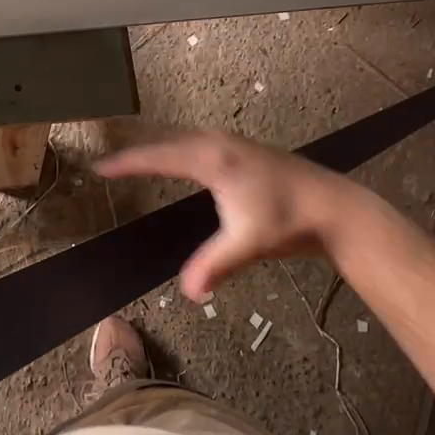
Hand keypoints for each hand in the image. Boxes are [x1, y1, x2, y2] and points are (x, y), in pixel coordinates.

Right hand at [97, 131, 374, 301]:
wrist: (335, 206)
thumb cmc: (290, 221)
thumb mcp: (249, 244)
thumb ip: (215, 265)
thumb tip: (189, 294)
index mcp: (212, 159)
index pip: (158, 156)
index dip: (127, 163)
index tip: (99, 167)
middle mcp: (217, 143)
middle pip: (166, 142)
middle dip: (137, 152)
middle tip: (110, 165)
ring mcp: (231, 143)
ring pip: (183, 141)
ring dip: (158, 149)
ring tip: (134, 161)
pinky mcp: (241, 150)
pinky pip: (196, 144)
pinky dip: (176, 150)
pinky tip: (176, 161)